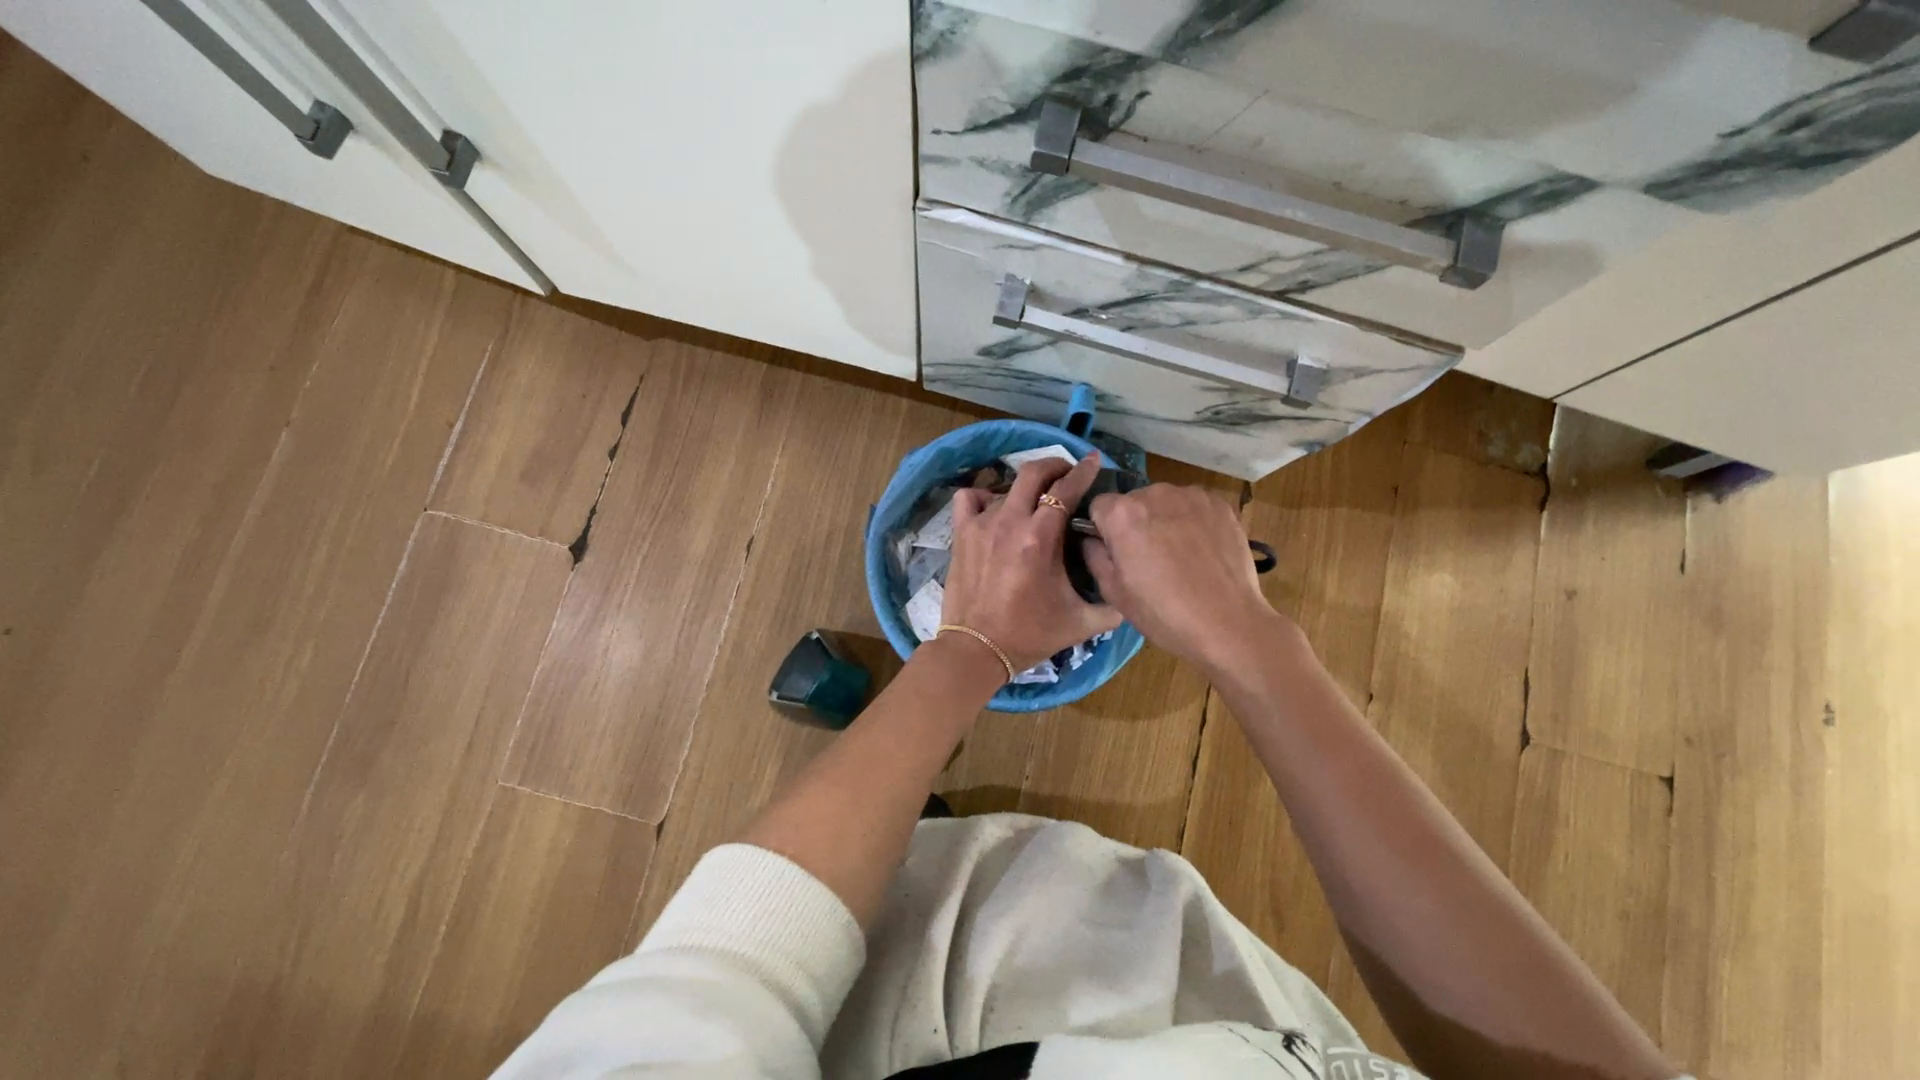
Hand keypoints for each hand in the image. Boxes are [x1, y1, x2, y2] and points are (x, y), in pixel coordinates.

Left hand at [940, 455, 1122, 673]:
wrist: (977, 650)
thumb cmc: (1030, 634)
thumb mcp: (1081, 623)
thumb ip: (1113, 605)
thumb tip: (1130, 590)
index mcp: (1041, 538)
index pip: (1066, 489)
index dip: (1083, 472)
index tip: (1093, 461)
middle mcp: (1010, 522)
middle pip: (1033, 472)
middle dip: (1055, 465)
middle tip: (1067, 472)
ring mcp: (982, 525)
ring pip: (1006, 488)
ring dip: (1025, 489)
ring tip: (1036, 500)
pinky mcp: (961, 534)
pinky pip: (969, 498)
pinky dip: (984, 495)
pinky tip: (995, 508)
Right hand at [1083, 483, 1286, 671]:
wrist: (1227, 623)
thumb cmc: (1162, 612)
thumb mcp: (1113, 592)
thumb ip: (1094, 556)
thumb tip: (1092, 539)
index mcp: (1122, 514)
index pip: (1099, 506)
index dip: (1104, 529)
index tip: (1117, 552)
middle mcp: (1154, 493)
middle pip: (1134, 502)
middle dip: (1136, 523)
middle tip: (1149, 558)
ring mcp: (1191, 496)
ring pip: (1165, 502)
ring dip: (1165, 520)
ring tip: (1180, 556)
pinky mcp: (1220, 505)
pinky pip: (1194, 506)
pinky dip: (1193, 521)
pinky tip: (1202, 551)